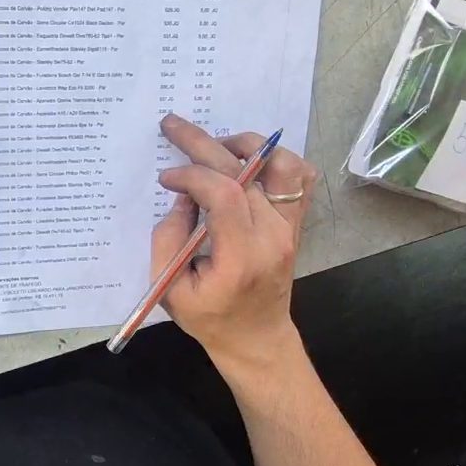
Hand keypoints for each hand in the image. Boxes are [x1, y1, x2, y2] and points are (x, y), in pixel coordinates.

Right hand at [152, 114, 318, 376]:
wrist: (256, 338)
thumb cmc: (210, 319)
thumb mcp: (171, 289)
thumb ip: (169, 239)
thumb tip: (182, 194)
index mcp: (241, 257)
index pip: (224, 193)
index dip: (192, 175)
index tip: (167, 177)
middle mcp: (272, 236)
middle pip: (245, 170)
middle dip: (204, 144)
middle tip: (173, 126)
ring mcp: (290, 228)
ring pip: (280, 164)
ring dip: (247, 145)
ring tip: (216, 146)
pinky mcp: (295, 224)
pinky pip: (299, 177)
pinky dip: (275, 160)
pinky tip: (246, 161)